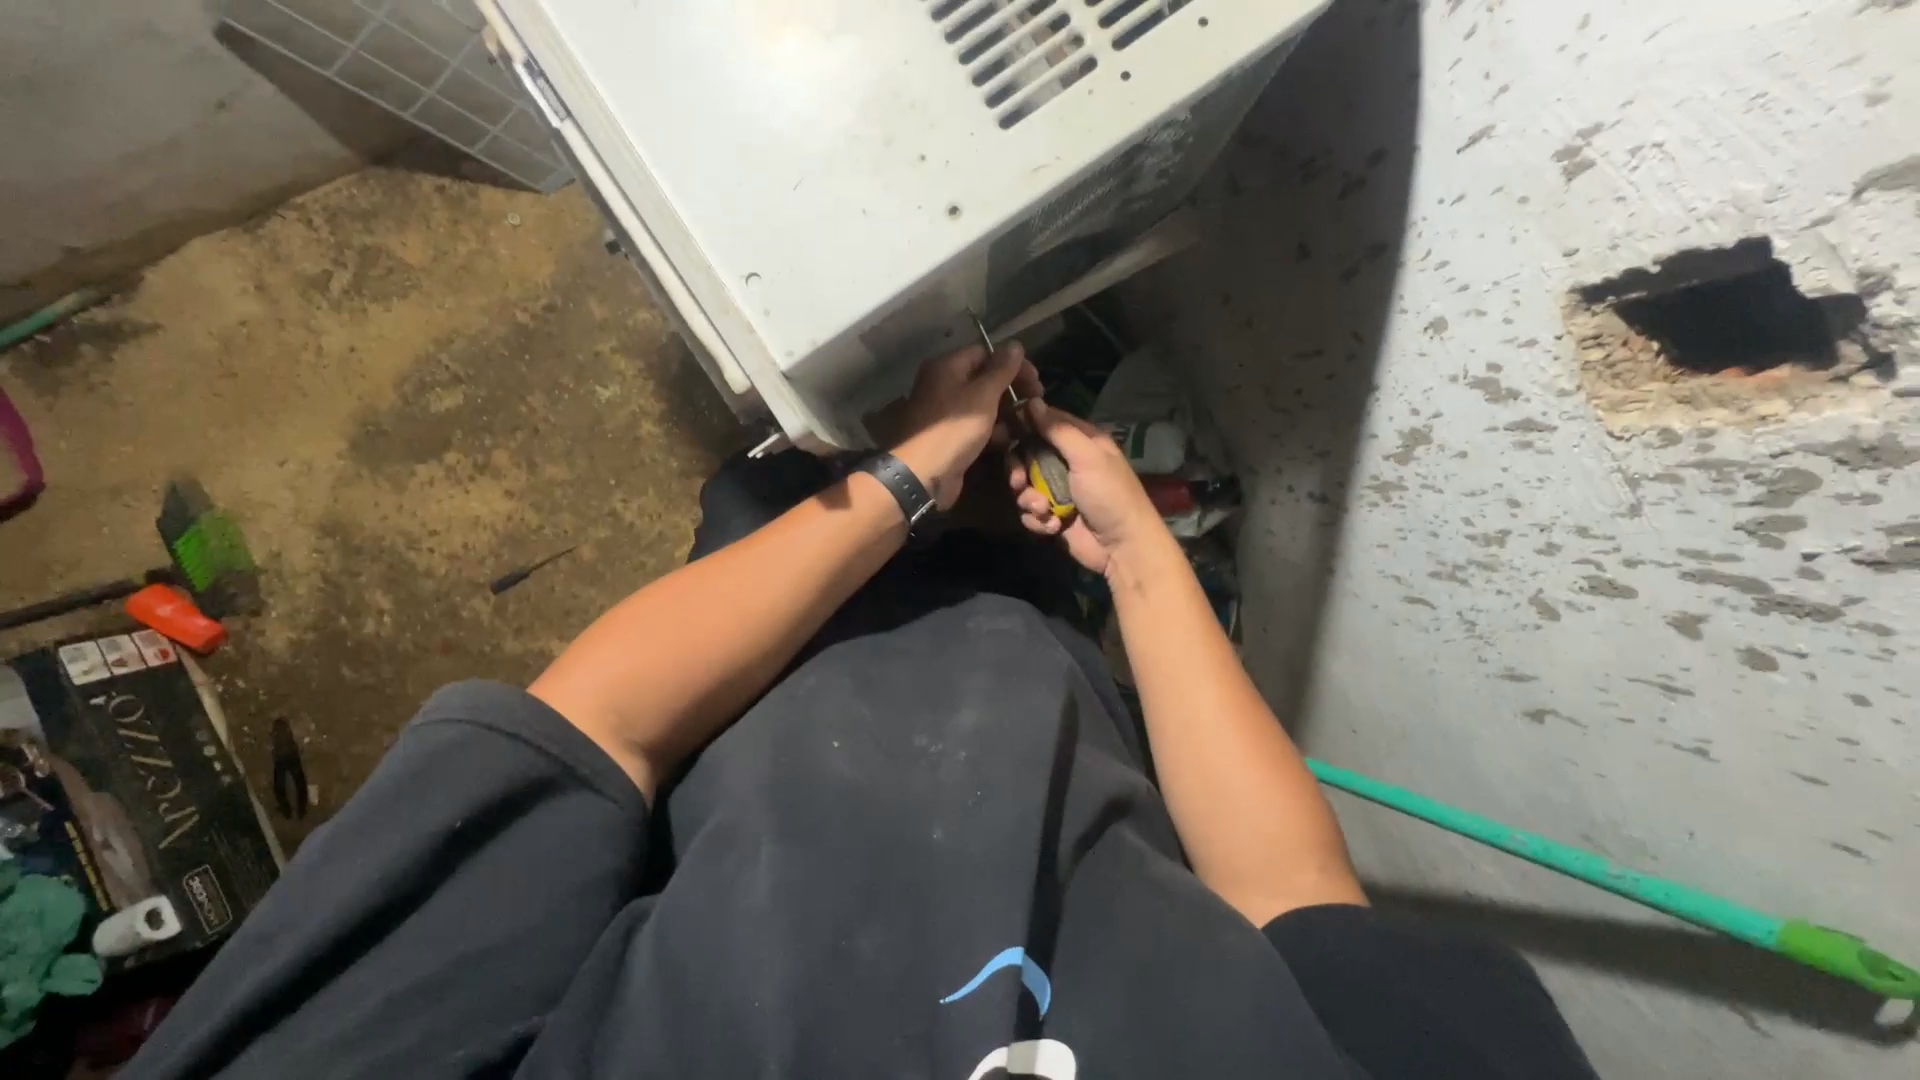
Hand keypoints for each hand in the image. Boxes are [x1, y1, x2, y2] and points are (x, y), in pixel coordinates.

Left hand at [892, 342, 1038, 509]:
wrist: (922, 475)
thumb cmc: (954, 429)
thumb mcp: (982, 395)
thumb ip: (1001, 369)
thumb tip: (1015, 345)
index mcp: (947, 367)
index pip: (984, 353)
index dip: (1012, 363)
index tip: (1035, 380)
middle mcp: (944, 385)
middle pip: (985, 379)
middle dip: (1012, 390)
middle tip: (1036, 401)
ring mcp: (947, 414)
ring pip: (984, 406)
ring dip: (1007, 413)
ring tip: (1027, 423)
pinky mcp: (952, 437)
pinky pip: (977, 427)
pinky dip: (994, 432)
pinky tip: (1010, 441)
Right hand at [1009, 403, 1168, 574]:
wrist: (1121, 546)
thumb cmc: (1109, 494)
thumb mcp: (1087, 456)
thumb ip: (1059, 430)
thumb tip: (1032, 402)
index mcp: (1082, 442)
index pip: (1047, 421)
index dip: (1025, 424)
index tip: (1005, 429)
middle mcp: (1068, 462)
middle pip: (1027, 455)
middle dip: (1019, 470)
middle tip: (1018, 481)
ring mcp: (1059, 490)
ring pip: (1025, 486)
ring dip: (1029, 500)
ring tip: (1044, 510)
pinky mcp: (1053, 516)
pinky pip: (1031, 512)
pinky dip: (1038, 520)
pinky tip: (1053, 526)